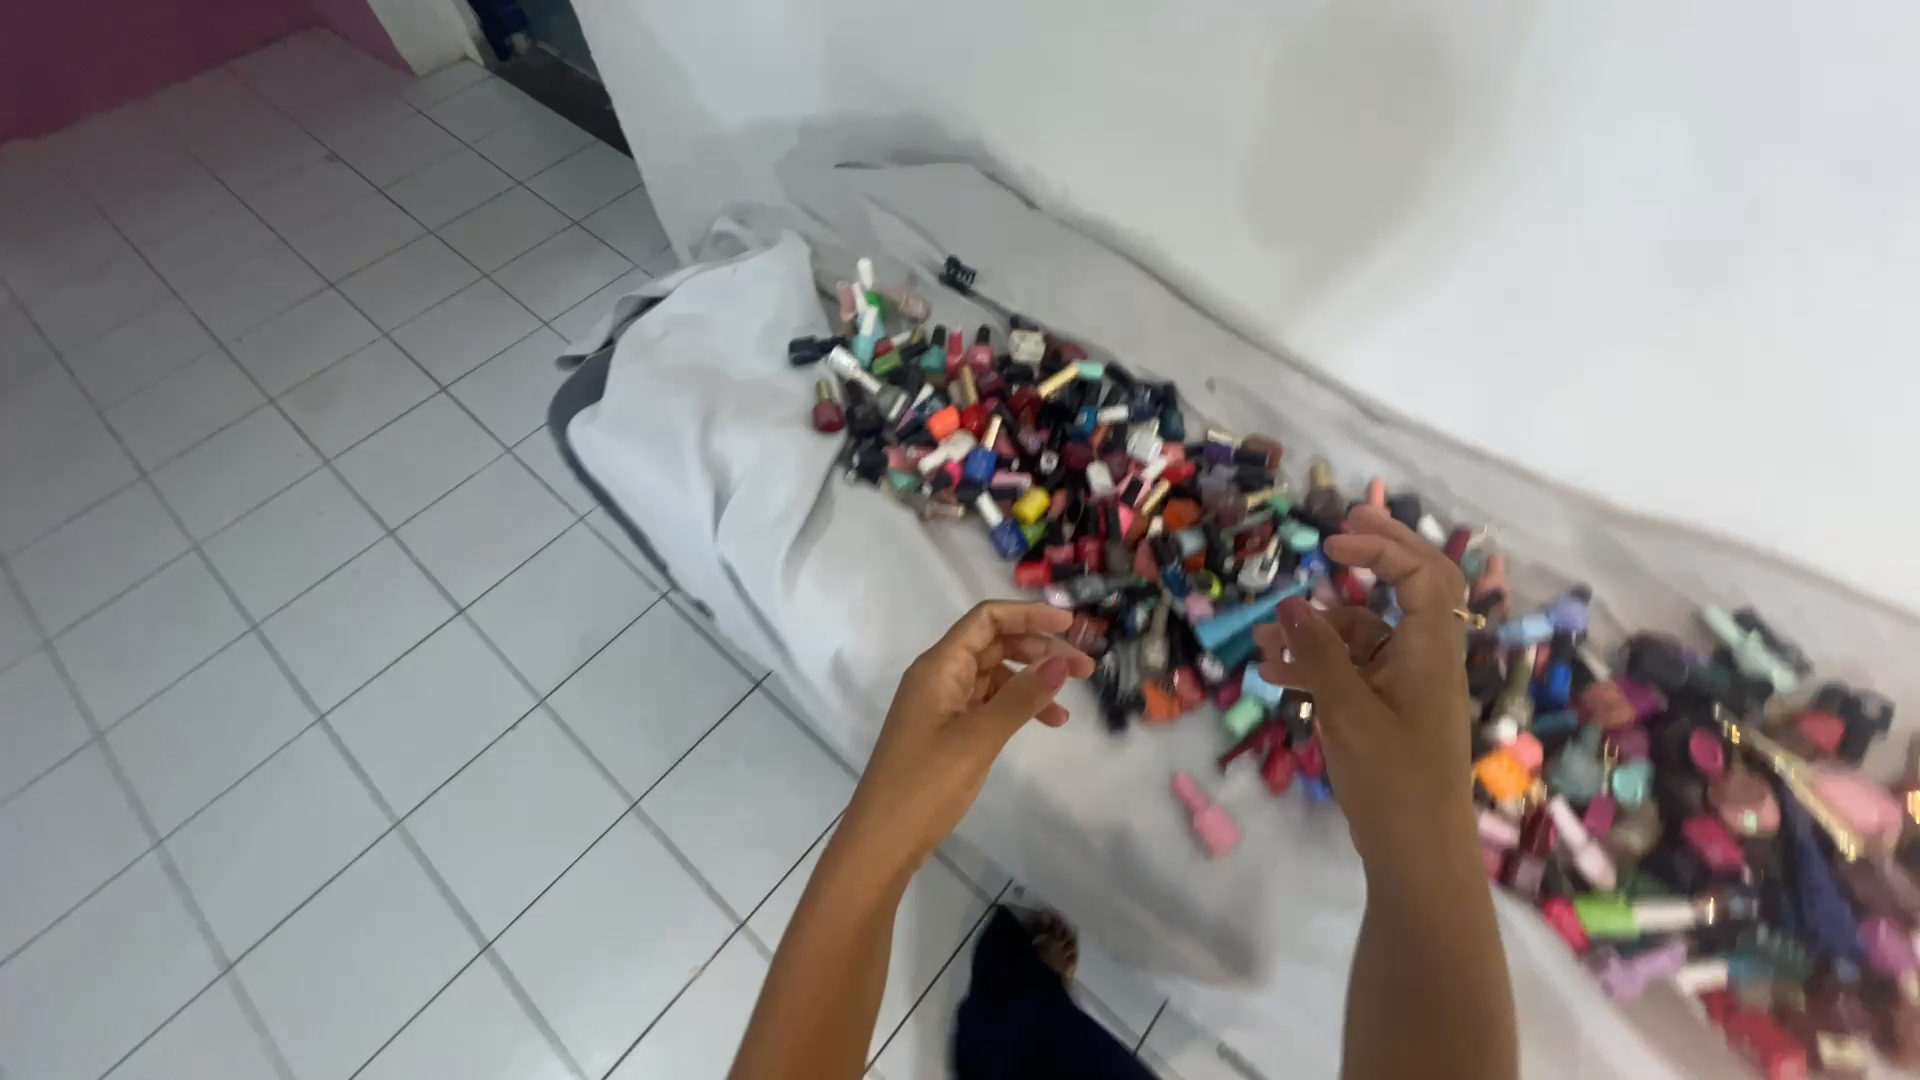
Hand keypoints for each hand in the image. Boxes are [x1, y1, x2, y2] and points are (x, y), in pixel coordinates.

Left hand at [840, 602, 1095, 872]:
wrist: (882, 841)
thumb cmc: (925, 784)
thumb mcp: (978, 738)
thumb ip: (1021, 698)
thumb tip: (1061, 663)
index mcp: (938, 666)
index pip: (986, 619)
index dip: (1028, 614)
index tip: (1071, 624)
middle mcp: (939, 675)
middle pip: (994, 643)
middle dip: (1039, 648)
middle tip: (1085, 668)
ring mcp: (941, 703)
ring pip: (994, 674)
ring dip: (1032, 679)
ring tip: (1071, 698)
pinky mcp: (947, 729)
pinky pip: (987, 702)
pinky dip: (1017, 706)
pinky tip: (1047, 721)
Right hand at [1253, 506, 1477, 876]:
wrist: (1416, 856)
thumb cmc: (1392, 780)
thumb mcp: (1346, 711)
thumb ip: (1318, 653)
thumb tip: (1290, 603)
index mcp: (1432, 651)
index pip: (1426, 575)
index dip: (1384, 547)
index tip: (1332, 543)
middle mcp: (1424, 658)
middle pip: (1408, 590)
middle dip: (1374, 557)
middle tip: (1336, 530)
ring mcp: (1405, 685)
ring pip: (1363, 636)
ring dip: (1315, 630)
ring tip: (1261, 642)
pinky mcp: (1385, 710)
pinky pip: (1349, 670)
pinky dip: (1313, 665)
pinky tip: (1273, 675)